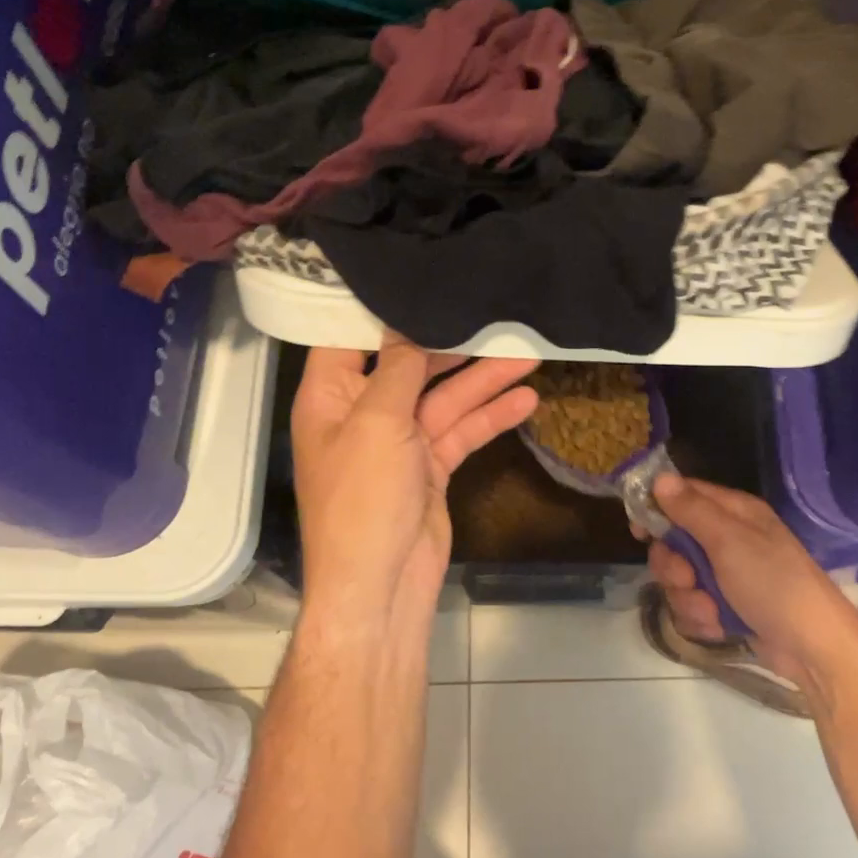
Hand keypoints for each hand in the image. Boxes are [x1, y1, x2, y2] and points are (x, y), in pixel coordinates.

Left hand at [292, 333, 537, 623]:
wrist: (380, 586)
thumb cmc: (363, 500)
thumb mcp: (376, 423)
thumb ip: (398, 369)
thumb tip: (410, 326)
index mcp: (330, 396)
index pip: (350, 335)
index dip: (381, 305)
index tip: (420, 272)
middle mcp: (362, 413)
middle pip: (409, 364)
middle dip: (451, 343)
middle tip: (494, 313)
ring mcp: (399, 443)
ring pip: (443, 399)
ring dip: (482, 379)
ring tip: (528, 353)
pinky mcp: (430, 469)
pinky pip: (461, 433)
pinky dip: (489, 418)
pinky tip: (525, 400)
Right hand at [647, 475, 857, 689]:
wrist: (810, 645)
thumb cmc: (773, 583)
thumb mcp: (730, 540)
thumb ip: (691, 510)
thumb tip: (660, 478)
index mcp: (734, 513)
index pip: (683, 497)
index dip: (657, 511)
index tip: (639, 531)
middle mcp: (728, 540)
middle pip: (674, 544)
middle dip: (674, 568)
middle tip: (689, 579)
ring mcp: (726, 576)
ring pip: (679, 581)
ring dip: (689, 600)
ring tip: (712, 611)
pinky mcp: (725, 607)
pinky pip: (692, 607)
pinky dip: (701, 619)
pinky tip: (719, 627)